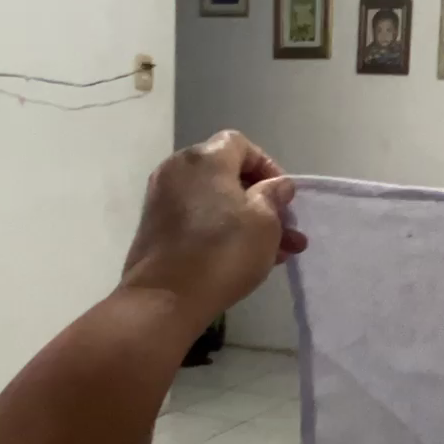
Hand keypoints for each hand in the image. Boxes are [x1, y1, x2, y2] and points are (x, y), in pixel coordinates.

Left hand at [118, 131, 307, 323]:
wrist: (166, 298)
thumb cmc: (224, 252)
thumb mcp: (265, 222)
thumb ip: (274, 196)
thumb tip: (277, 185)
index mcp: (205, 159)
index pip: (241, 145)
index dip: (267, 166)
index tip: (283, 197)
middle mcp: (178, 169)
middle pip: (227, 174)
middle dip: (261, 200)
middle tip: (286, 229)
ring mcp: (163, 198)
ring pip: (216, 201)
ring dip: (247, 220)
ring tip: (278, 251)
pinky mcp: (156, 226)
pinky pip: (199, 217)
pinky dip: (222, 229)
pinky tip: (247, 256)